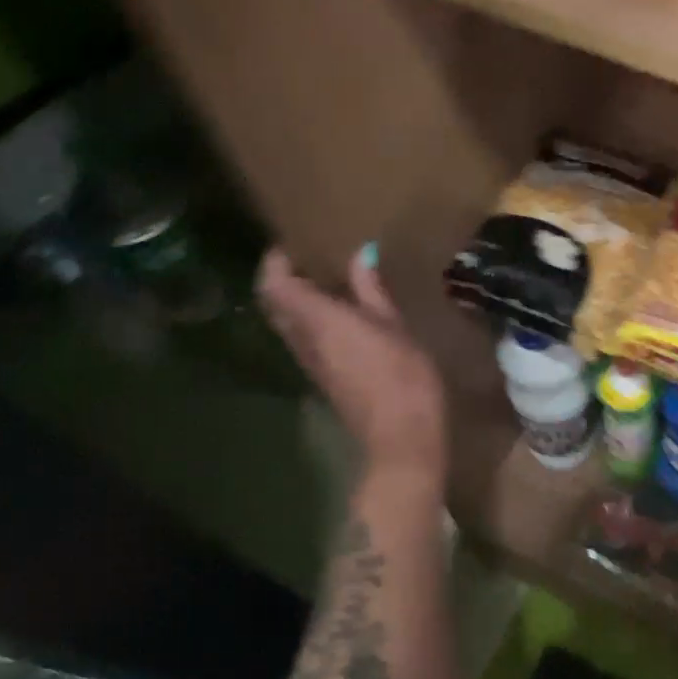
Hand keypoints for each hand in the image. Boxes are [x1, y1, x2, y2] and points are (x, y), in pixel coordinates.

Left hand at [258, 247, 446, 487]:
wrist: (400, 436)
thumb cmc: (402, 376)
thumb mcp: (395, 326)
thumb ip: (372, 291)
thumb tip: (360, 255)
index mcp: (318, 321)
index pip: (276, 286)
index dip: (275, 262)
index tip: (291, 242)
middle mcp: (304, 340)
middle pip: (276, 305)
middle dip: (284, 278)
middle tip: (310, 256)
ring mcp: (312, 362)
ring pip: (289, 323)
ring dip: (298, 299)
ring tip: (330, 278)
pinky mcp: (325, 376)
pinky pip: (307, 338)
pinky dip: (314, 318)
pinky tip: (345, 311)